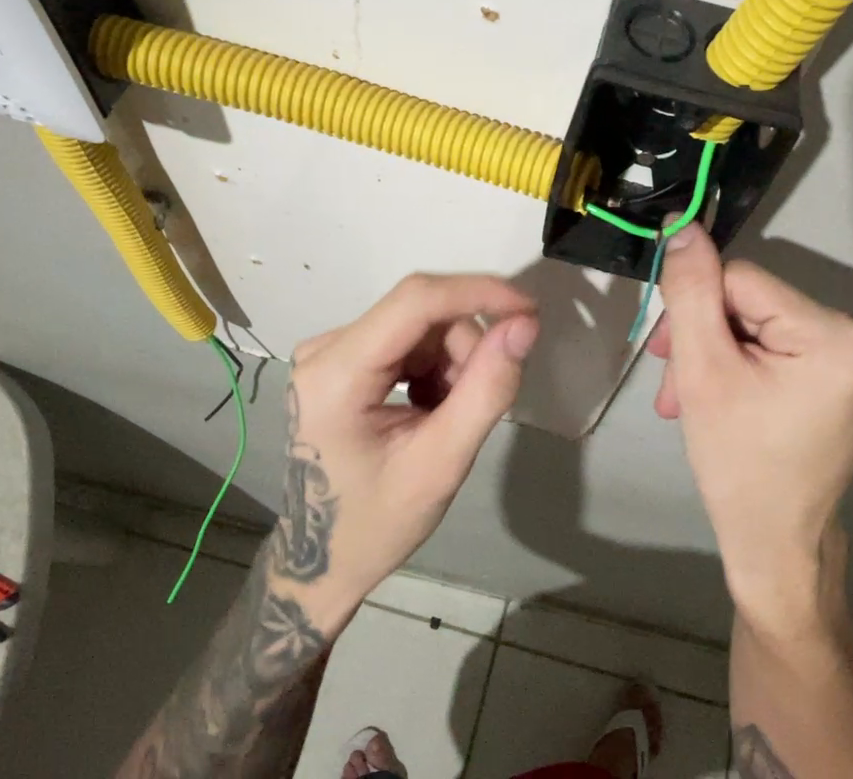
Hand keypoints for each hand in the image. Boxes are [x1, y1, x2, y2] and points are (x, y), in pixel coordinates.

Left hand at [275, 274, 537, 621]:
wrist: (322, 559)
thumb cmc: (377, 522)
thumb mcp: (441, 463)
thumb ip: (487, 391)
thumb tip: (524, 326)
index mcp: (335, 374)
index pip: (415, 301)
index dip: (478, 294)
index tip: (529, 312)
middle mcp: (324, 349)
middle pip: (422, 314)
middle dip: (466, 348)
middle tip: (477, 403)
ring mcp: (329, 353)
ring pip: (420, 326)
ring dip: (452, 362)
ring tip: (448, 417)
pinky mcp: (340, 361)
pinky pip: (407, 341)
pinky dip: (434, 368)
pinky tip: (430, 409)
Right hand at [647, 227, 852, 628]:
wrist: (775, 541)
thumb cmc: (738, 464)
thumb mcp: (703, 372)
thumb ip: (691, 291)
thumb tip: (683, 224)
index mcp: (840, 335)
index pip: (742, 280)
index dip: (697, 312)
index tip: (670, 358)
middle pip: (752, 302)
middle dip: (704, 337)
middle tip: (673, 384)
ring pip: (760, 321)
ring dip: (717, 353)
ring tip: (686, 397)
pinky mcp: (851, 368)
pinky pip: (782, 341)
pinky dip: (745, 363)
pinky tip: (721, 395)